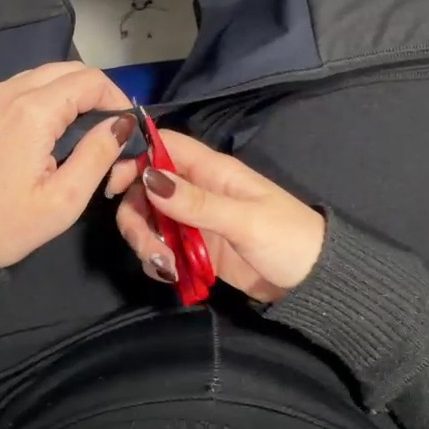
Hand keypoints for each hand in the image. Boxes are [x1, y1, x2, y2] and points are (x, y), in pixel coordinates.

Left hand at [0, 63, 135, 266]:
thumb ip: (98, 154)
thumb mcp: (64, 200)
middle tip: (105, 128)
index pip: (90, 80)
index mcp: (33, 111)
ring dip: (64, 94)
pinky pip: (11, 89)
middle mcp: (5, 92)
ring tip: (74, 132)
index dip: (116, 97)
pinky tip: (38, 134)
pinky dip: (34, 100)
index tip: (125, 125)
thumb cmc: (5, 226)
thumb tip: (121, 123)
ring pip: (37, 76)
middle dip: (93, 92)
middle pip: (65, 69)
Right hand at [107, 130, 325, 303]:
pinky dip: (156, 259)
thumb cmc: (289, 240)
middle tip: (147, 244)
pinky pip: (160, 246)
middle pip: (145, 187)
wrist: (314, 282)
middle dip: (136, 214)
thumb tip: (149, 178)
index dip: (133, 156)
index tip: (115, 185)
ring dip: (145, 241)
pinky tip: (170, 273)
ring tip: (165, 265)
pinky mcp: (194, 248)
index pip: (163, 146)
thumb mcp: (244, 220)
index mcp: (212, 170)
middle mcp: (196, 190)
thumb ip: (196, 202)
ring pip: (148, 218)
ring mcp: (193, 220)